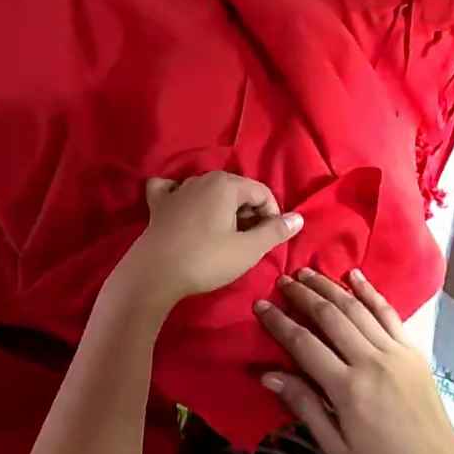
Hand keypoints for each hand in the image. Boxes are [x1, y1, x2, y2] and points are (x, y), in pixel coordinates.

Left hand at [110, 172, 303, 311]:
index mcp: (226, 184)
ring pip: (209, 192)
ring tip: (223, 237)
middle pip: (237, 191)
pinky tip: (184, 209)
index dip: (273, 217)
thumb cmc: (206, 260)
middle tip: (249, 243)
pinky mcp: (158, 205)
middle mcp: (202, 179)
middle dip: (248, 214)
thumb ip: (275, 232)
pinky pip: (173, 191)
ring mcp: (177, 190)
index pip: (262, 193)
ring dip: (222, 210)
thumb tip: (298, 218)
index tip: (270, 241)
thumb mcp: (248, 250)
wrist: (154, 275)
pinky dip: (183, 198)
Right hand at [254, 269, 453, 453]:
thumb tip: (268, 375)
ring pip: (357, 308)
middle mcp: (371, 362)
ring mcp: (395, 352)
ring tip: (307, 272)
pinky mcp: (413, 349)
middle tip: (282, 280)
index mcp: (347, 389)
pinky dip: (370, 291)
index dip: (279, 322)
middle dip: (302, 295)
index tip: (260, 305)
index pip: (303, 343)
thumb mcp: (335, 446)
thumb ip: (303, 405)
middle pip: (330, 316)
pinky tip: (354, 274)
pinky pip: (388, 312)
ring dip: (330, 286)